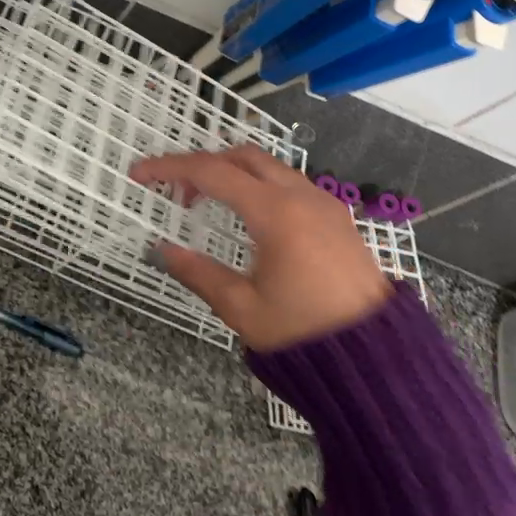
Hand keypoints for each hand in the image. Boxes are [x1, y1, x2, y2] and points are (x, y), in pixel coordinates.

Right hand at [129, 146, 392, 352]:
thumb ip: (197, 272)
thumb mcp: (241, 307)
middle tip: (176, 192)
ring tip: (206, 204)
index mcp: (275, 212)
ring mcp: (325, 204)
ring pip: (269, 167)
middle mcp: (302, 196)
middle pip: (242, 156)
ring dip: (232, 174)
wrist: (376, 359)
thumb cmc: (303, 331)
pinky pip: (290, 184)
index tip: (139, 175)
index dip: (169, 168)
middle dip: (203, 165)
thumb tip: (162, 250)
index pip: (211, 172)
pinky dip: (259, 186)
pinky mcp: (338, 219)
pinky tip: (247, 218)